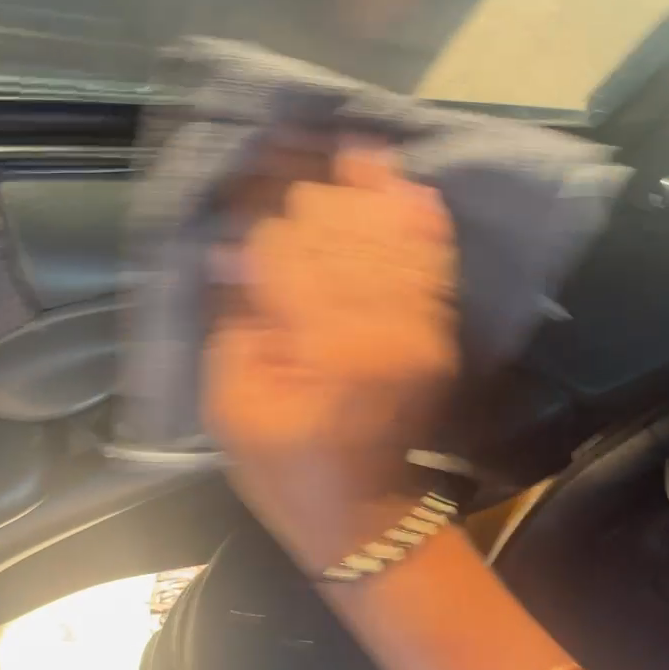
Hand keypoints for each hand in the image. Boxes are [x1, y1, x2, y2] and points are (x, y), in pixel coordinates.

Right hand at [205, 145, 458, 572]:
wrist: (365, 515)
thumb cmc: (284, 470)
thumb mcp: (231, 407)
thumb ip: (233, 320)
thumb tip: (234, 250)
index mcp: (320, 349)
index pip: (284, 248)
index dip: (257, 217)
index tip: (237, 192)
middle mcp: (378, 325)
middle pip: (338, 227)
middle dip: (306, 196)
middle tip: (279, 170)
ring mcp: (418, 326)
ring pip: (386, 230)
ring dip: (360, 190)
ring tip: (338, 155)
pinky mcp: (437, 331)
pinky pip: (429, 256)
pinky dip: (412, 215)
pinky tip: (392, 180)